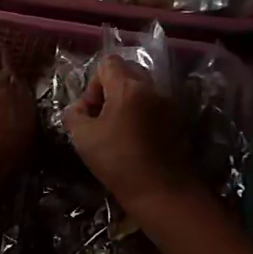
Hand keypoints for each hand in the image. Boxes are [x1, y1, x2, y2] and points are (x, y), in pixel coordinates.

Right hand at [64, 56, 201, 207]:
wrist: (160, 191)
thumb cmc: (117, 161)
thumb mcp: (82, 137)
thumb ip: (74, 114)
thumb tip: (79, 108)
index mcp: (128, 88)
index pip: (107, 63)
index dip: (93, 83)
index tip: (92, 110)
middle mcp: (152, 88)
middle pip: (127, 71)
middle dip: (110, 88)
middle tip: (102, 116)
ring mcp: (168, 103)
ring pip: (142, 88)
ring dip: (127, 100)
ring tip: (118, 128)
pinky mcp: (178, 119)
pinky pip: (154, 103)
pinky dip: (141, 112)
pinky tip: (135, 138)